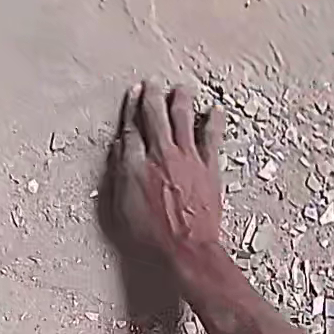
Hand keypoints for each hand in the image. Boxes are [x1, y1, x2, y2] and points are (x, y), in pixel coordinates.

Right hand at [106, 80, 226, 269]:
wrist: (186, 249)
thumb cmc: (150, 239)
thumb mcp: (120, 212)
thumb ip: (118, 179)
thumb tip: (120, 153)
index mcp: (135, 167)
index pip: (130, 130)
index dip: (130, 110)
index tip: (132, 95)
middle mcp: (160, 155)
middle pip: (155, 115)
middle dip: (152, 96)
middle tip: (151, 84)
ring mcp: (187, 159)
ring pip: (183, 118)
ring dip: (180, 100)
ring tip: (180, 89)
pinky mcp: (208, 167)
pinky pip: (212, 137)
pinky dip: (213, 121)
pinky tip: (215, 110)